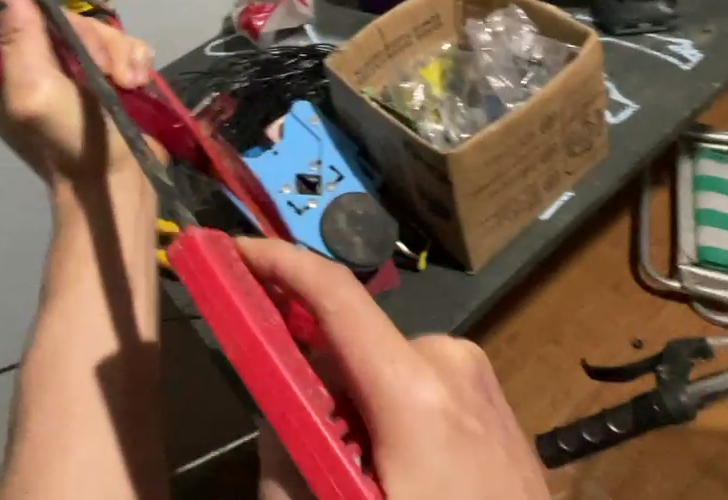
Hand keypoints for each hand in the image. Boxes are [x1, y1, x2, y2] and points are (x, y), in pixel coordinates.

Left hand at [0, 0, 156, 186]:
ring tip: (130, 82)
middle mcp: (27, 67)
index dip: (44, 17)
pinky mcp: (102, 74)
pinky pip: (119, 45)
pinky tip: (138, 81)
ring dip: (119, 52)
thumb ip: (18, 40)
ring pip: (96, 30)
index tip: (65, 41)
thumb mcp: (35, 93)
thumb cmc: (71, 143)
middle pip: (60, 18)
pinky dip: (133, 59)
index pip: (12, 13)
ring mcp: (68, 71)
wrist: (120, 183)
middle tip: (108, 71)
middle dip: (93, 40)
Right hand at [235, 238, 547, 499]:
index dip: (280, 263)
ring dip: (354, 404)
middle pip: (352, 344)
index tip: (235, 252)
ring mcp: (477, 374)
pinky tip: (402, 470)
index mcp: (416, 390)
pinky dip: (389, 410)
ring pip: (381, 365)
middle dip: (315, 382)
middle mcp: (449, 360)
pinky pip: (417, 380)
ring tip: (365, 475)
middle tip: (306, 445)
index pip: (336, 295)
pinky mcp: (492, 394)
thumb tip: (271, 404)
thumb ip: (288, 465)